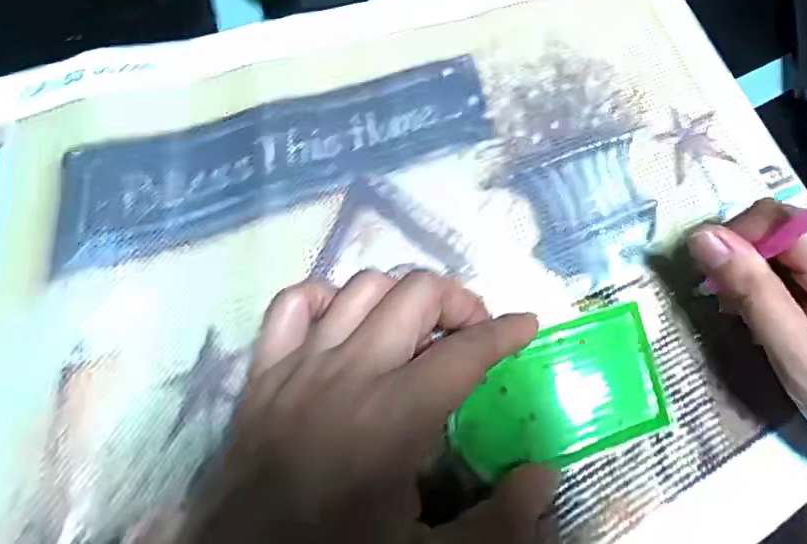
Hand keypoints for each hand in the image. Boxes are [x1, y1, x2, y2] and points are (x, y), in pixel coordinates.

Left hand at [181, 271, 560, 543]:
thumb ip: (496, 522)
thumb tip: (546, 474)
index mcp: (392, 418)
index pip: (467, 350)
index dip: (507, 332)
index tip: (527, 327)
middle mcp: (348, 375)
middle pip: (418, 292)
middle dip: (459, 302)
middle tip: (471, 336)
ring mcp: (299, 369)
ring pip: (365, 286)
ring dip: (401, 298)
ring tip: (417, 329)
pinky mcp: (260, 378)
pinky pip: (294, 304)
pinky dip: (327, 300)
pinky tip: (346, 325)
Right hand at [687, 202, 806, 519]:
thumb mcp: (804, 367)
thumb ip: (755, 296)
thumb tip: (704, 237)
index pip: (779, 219)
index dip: (736, 240)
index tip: (708, 285)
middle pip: (788, 224)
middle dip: (750, 258)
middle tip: (729, 310)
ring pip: (798, 238)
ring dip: (767, 270)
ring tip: (756, 319)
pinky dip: (790, 278)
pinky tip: (788, 317)